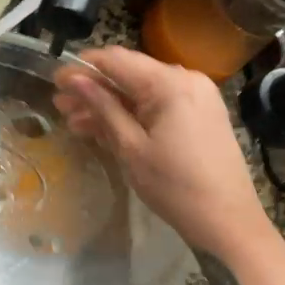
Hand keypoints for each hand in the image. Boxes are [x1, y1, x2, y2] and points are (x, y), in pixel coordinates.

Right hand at [52, 46, 268, 247]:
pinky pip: (158, 104)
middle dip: (93, 89)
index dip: (81, 68)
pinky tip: (105, 129)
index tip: (54, 82)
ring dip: (109, 103)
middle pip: (128, 73)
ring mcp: (196, 96)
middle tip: (60, 106)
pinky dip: (132, 113)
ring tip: (75, 122)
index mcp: (169, 83)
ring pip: (141, 90)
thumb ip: (102, 107)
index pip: (115, 60)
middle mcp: (186, 79)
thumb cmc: (176, 187)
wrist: (230, 224)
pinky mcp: (201, 114)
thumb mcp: (130, 147)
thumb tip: (74, 79)